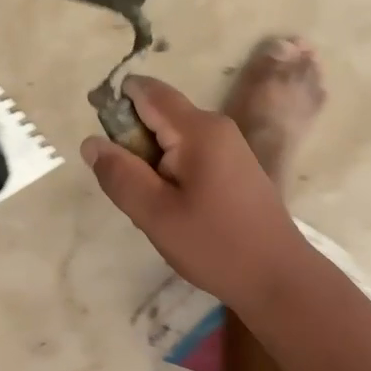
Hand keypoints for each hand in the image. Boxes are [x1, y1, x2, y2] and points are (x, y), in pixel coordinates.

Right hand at [82, 76, 308, 307]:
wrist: (279, 279)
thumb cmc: (215, 245)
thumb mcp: (155, 214)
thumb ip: (119, 175)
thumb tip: (91, 142)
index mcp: (197, 128)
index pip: (146, 91)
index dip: (116, 107)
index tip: (106, 150)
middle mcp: (215, 125)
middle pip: (158, 114)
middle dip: (135, 145)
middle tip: (137, 194)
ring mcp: (229, 145)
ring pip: (171, 137)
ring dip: (153, 164)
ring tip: (158, 208)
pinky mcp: (235, 165)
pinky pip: (190, 153)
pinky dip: (173, 173)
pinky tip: (179, 211)